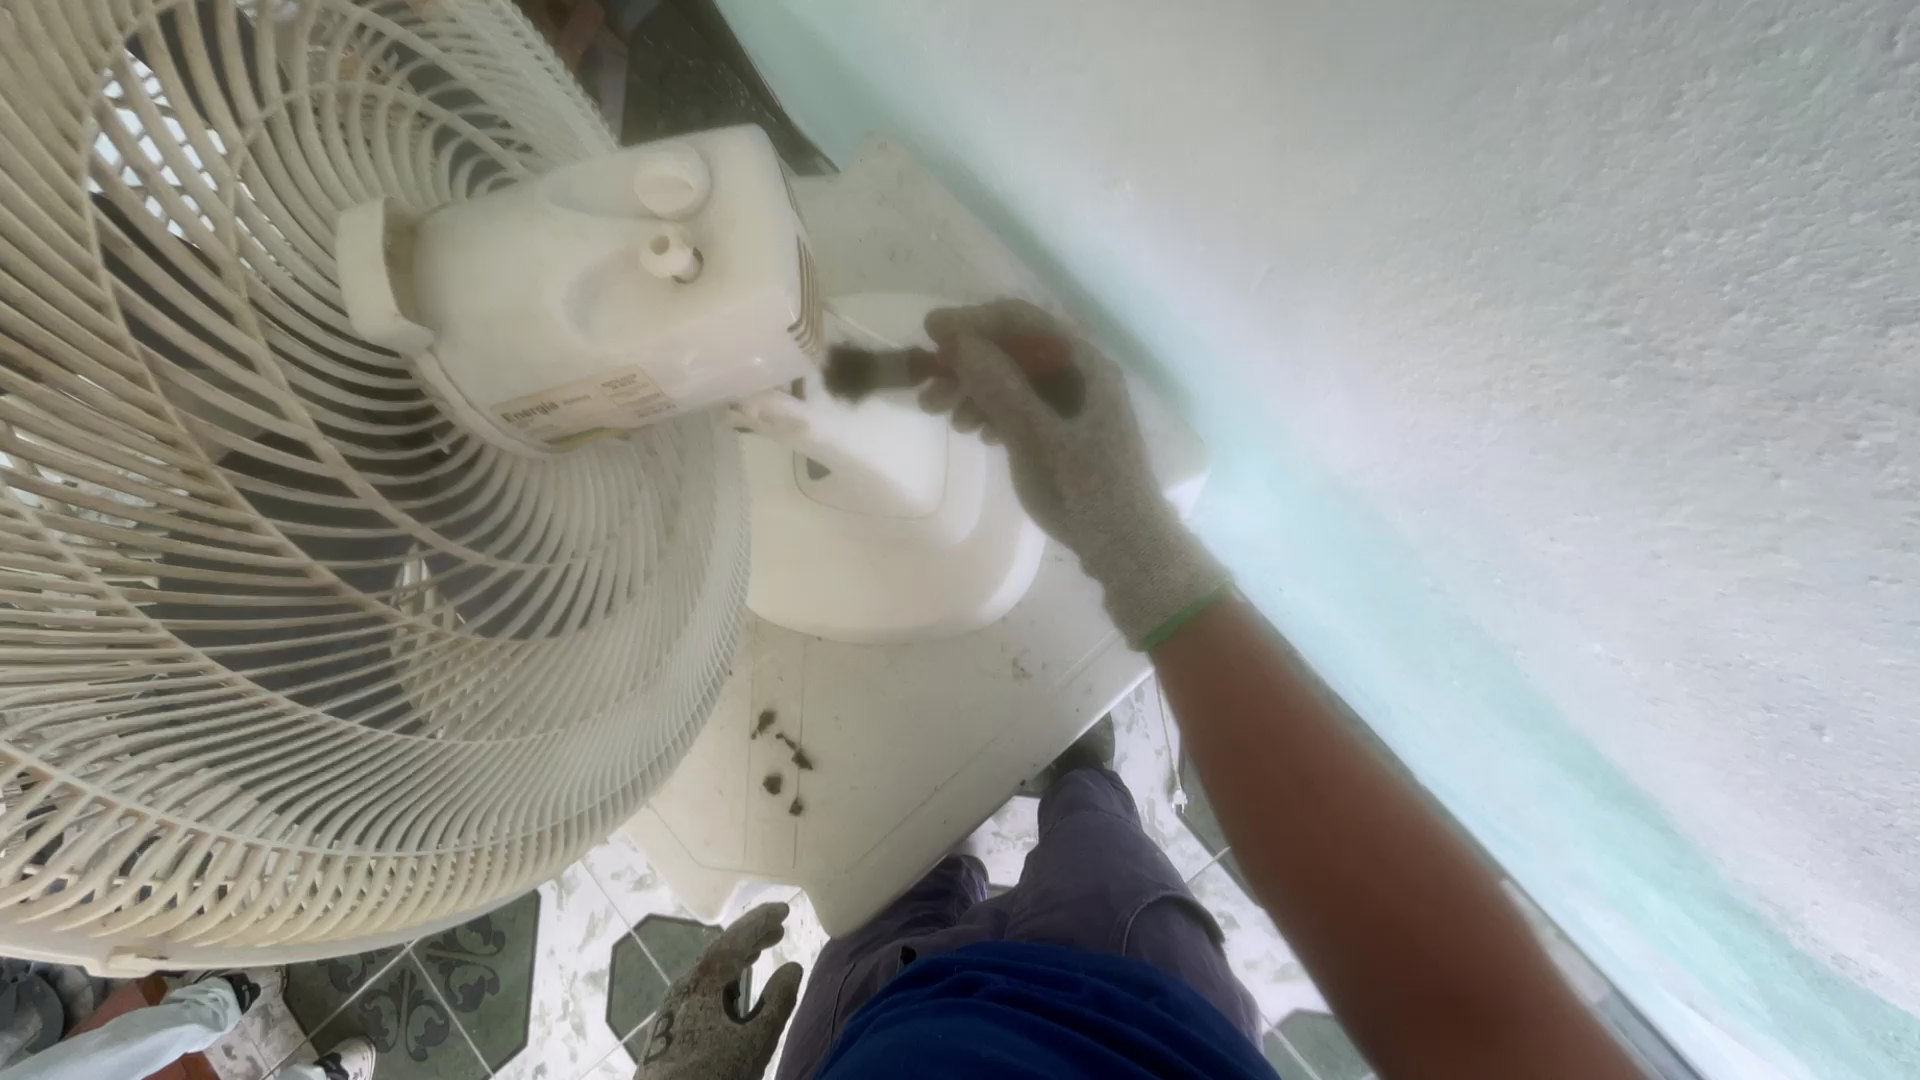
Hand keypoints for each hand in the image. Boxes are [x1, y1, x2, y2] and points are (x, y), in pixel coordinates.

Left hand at [638, 903, 803, 1079]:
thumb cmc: (712, 1077)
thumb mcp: (754, 1043)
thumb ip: (777, 1002)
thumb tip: (791, 967)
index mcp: (705, 980)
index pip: (738, 937)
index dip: (762, 920)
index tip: (785, 909)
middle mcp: (686, 985)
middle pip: (722, 950)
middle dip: (752, 937)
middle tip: (779, 931)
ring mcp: (673, 1007)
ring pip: (710, 970)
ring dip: (738, 958)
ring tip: (759, 954)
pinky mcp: (667, 1028)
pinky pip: (702, 987)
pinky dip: (724, 978)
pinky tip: (732, 992)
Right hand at [921, 300, 1230, 648]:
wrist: (1124, 546)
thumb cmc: (1084, 490)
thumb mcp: (1036, 437)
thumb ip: (1000, 387)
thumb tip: (958, 340)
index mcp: (1083, 364)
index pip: (1020, 321)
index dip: (972, 322)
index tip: (930, 334)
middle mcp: (1080, 374)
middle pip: (1013, 351)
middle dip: (968, 364)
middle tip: (927, 393)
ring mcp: (1074, 404)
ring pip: (1014, 381)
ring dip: (976, 391)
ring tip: (946, 419)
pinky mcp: (1065, 432)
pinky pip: (1022, 407)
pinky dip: (994, 413)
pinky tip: (977, 434)